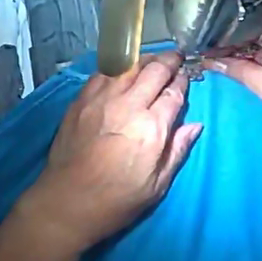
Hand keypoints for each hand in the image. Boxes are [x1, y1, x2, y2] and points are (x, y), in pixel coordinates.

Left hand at [15, 54, 202, 252]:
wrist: (66, 201)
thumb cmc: (116, 201)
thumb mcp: (156, 185)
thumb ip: (176, 151)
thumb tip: (194, 125)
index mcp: (151, 128)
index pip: (174, 93)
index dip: (183, 82)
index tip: (187, 77)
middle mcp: (127, 105)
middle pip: (153, 71)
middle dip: (168, 62)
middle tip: (175, 58)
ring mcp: (101, 100)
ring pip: (128, 66)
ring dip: (144, 59)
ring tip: (152, 60)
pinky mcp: (80, 101)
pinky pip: (102, 73)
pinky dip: (117, 68)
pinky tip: (122, 71)